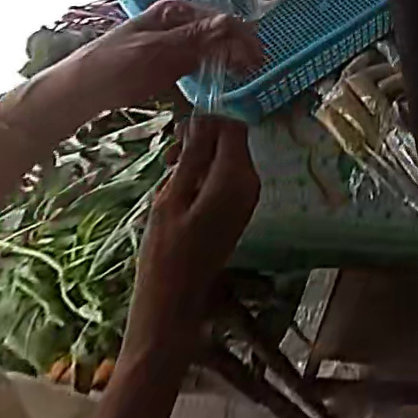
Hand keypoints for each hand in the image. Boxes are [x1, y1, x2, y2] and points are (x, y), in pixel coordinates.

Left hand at [37, 0, 263, 123]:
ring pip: (217, 44)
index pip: (222, 20)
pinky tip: (227, 75)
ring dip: (233, 56)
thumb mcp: (155, 50)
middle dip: (241, 47)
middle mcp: (179, 21)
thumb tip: (231, 22)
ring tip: (246, 72)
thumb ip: (195, 37)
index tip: (257, 58)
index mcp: (176, 11)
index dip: (243, 38)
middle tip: (255, 68)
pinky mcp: (172, 59)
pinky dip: (218, 66)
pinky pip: (204, 58)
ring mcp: (177, 40)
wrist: (74, 94)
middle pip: (222, 31)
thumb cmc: (111, 66)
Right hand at [129, 117, 259, 332]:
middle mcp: (252, 179)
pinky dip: (207, 175)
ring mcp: (249, 193)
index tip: (178, 131)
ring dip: (203, 159)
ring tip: (169, 174)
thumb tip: (203, 118)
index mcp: (237, 175)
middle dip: (203, 141)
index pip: (234, 128)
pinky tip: (181, 190)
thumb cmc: (165, 252)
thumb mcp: (171, 199)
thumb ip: (193, 157)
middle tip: (168, 157)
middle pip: (233, 142)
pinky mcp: (241, 205)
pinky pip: (228, 177)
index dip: (209, 122)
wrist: (175, 300)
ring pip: (229, 159)